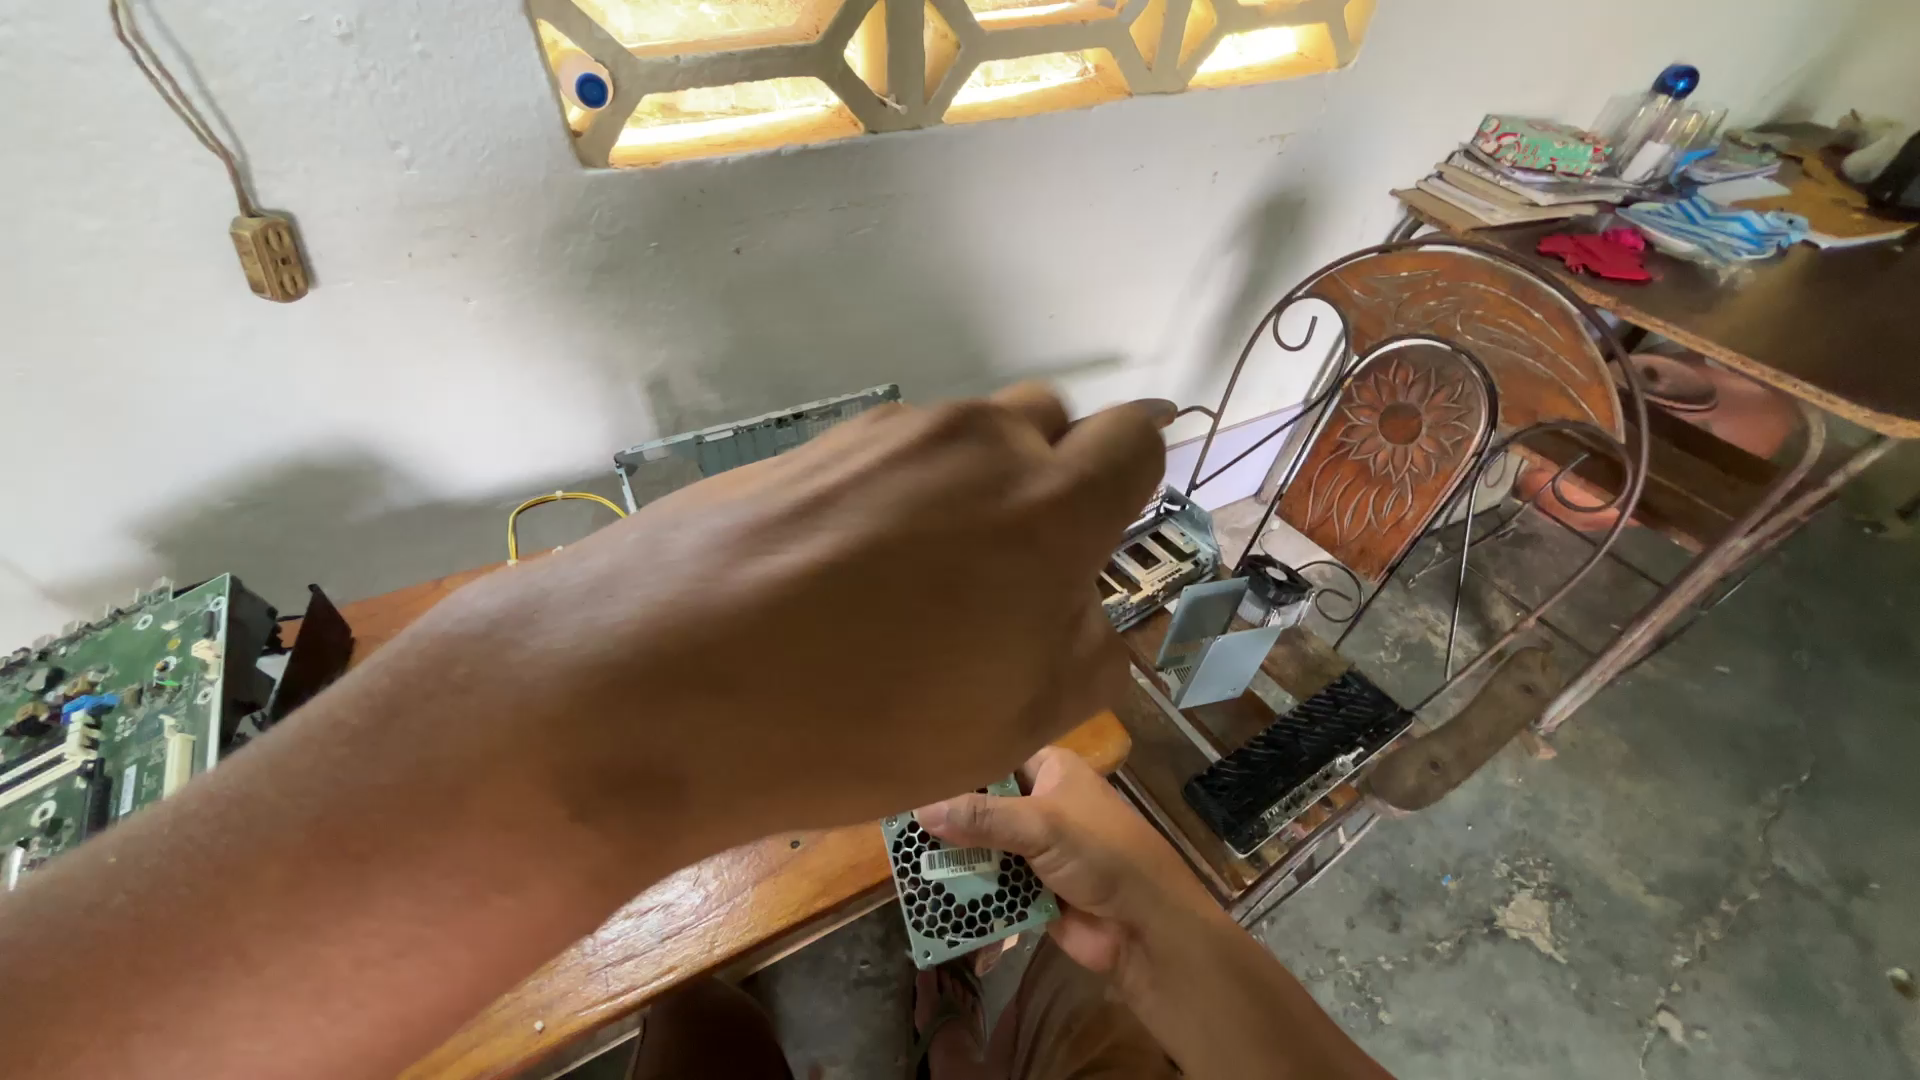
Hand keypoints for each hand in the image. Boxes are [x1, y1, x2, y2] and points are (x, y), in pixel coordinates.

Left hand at [369, 384, 1167, 865]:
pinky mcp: (813, 444)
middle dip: (1054, 481)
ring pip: (966, 439)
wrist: (653, 679)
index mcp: (1045, 505)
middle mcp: (973, 441)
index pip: (1134, 440)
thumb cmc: (857, 721)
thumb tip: (1101, 621)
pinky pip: (891, 455)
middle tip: (1011, 569)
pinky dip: (900, 495)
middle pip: (1050, 425)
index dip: (1134, 478)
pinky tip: (845, 572)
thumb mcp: (1006, 725)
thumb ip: (1085, 660)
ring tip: (916, 583)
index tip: (1110, 527)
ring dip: (971, 490)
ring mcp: (884, 432)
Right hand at [915, 746, 1214, 978]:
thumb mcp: (1042, 824)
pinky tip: (928, 892)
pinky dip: (969, 890)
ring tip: (903, 856)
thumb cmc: (1102, 853)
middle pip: (985, 805)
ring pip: (985, 846)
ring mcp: (1036, 849)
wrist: (1147, 927)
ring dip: (955, 856)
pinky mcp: (1032, 890)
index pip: (997, 756)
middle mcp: (1041, 804)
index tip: (916, 765)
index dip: (961, 763)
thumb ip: (983, 817)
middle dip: (950, 815)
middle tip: (897, 815)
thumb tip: (921, 809)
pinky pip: (991, 885)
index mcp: (1051, 771)